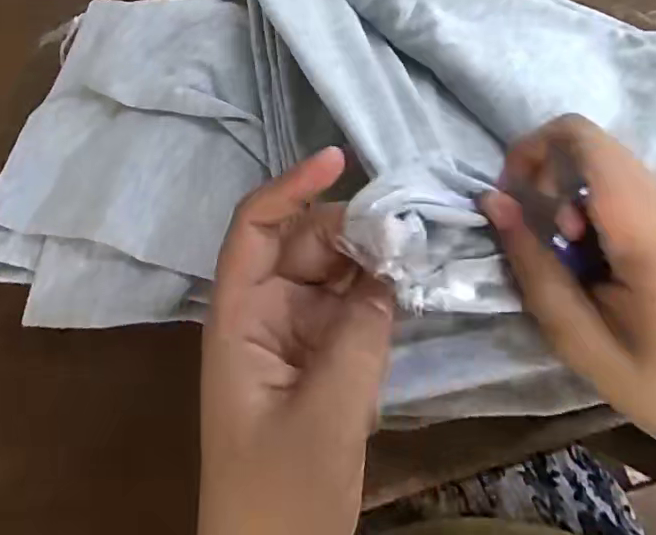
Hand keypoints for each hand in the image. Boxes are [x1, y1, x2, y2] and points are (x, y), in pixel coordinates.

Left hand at [200, 148, 394, 534]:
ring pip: (332, 269)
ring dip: (370, 254)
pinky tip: (410, 279)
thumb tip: (390, 273)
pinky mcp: (325, 353)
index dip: (291, 187)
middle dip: (349, 225)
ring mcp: (297, 331)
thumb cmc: (279, 495)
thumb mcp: (323, 416)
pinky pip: (351, 303)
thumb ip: (359, 338)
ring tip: (416, 244)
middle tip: (404, 223)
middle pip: (304, 242)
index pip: (256, 227)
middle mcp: (265, 310)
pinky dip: (378, 288)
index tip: (338, 159)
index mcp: (240, 315)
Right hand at [479, 115, 655, 464]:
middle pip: (590, 143)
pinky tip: (591, 252)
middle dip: (546, 169)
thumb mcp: (576, 335)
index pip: (583, 139)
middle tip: (534, 225)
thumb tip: (492, 198)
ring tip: (566, 247)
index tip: (513, 193)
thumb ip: (531, 261)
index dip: (534, 147)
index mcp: (646, 229)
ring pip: (604, 161)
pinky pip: (621, 183)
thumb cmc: (652, 383)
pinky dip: (589, 200)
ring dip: (568, 188)